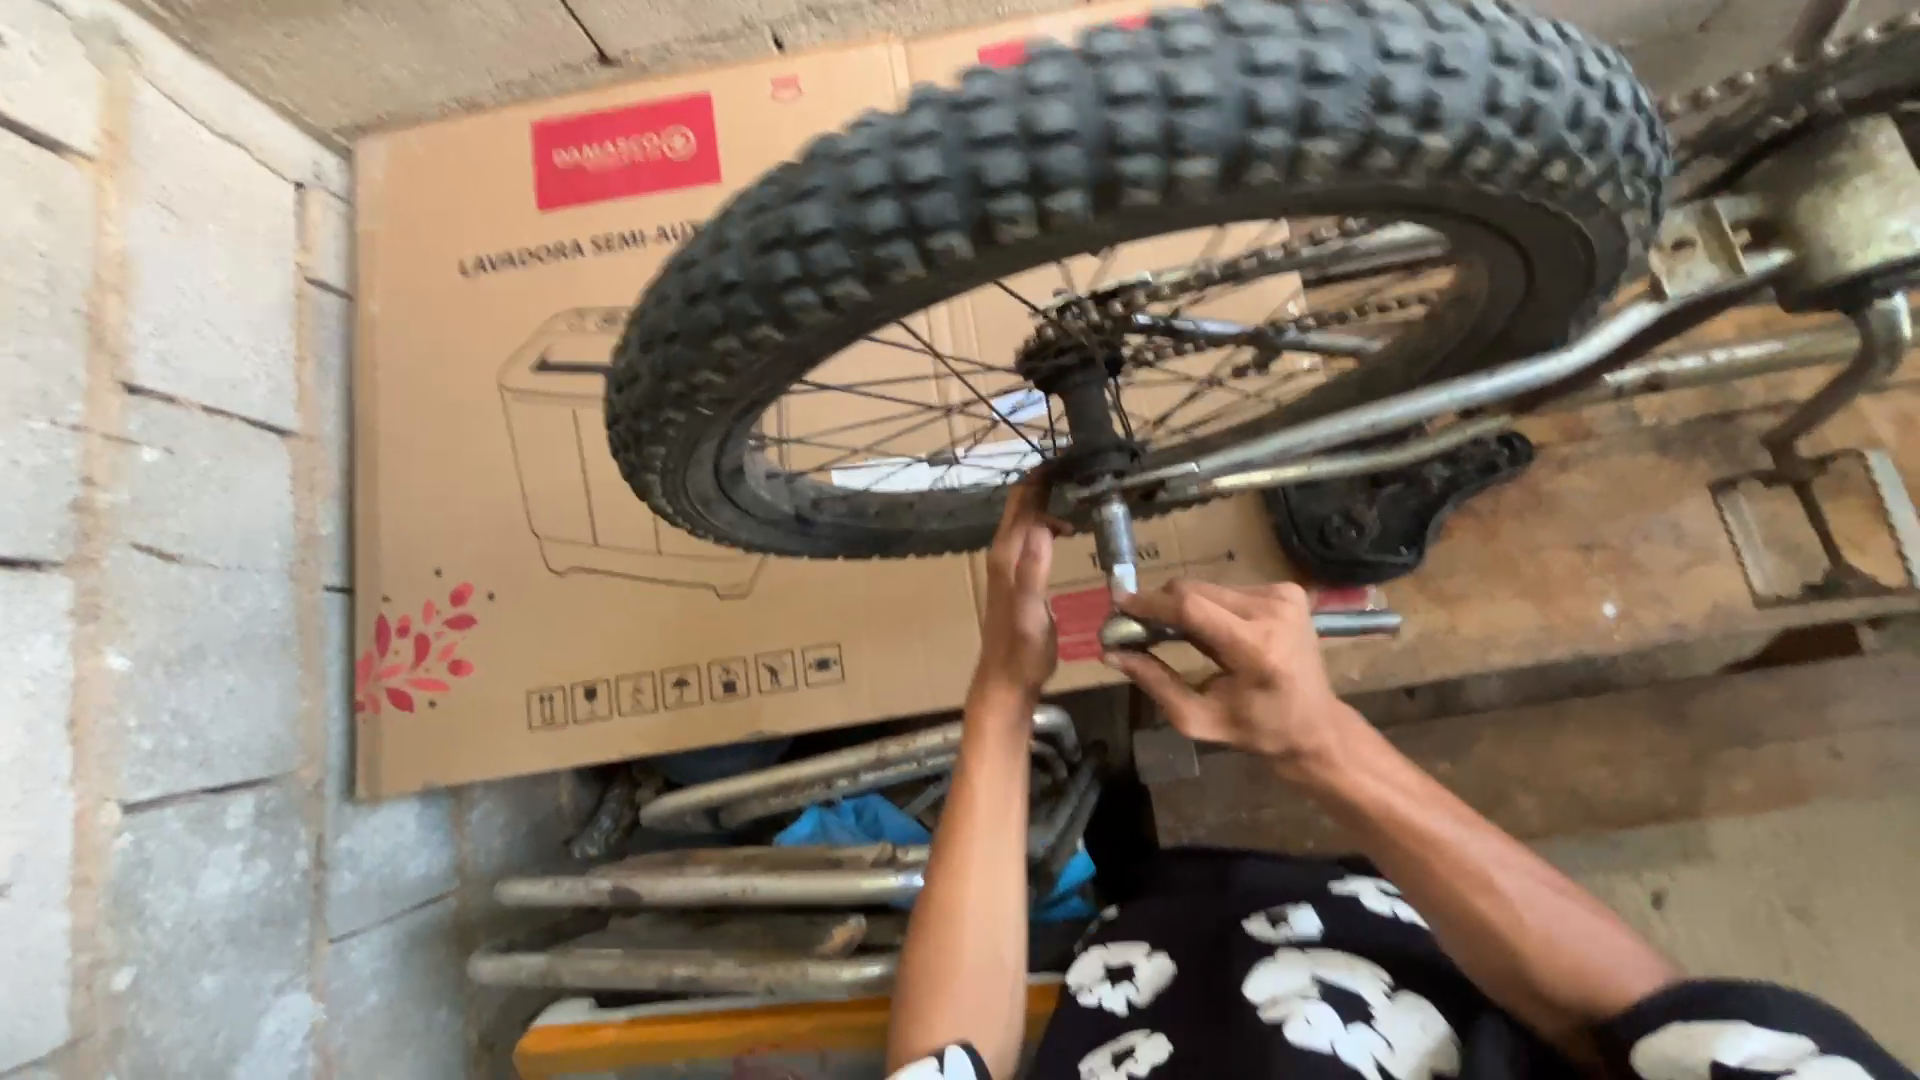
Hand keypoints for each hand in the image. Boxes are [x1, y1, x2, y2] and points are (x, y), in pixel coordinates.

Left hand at [973, 472, 1068, 701]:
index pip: (1023, 501)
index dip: (1043, 476)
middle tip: (1078, 463)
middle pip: (1021, 504)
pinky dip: (1047, 522)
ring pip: (1025, 519)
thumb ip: (1034, 570)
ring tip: (1078, 488)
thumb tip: (1043, 525)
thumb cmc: (1022, 650)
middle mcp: (1004, 552)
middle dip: (1045, 481)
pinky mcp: (1017, 576)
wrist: (1006, 679)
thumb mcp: (1031, 612)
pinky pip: (1030, 536)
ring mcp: (1008, 564)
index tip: (1070, 457)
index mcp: (1008, 554)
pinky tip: (1066, 530)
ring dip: (1047, 499)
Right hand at [1103, 580, 1362, 772]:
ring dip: (1184, 606)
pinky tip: (1210, 632)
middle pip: (1195, 590)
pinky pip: (1227, 589)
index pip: (1190, 608)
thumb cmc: (1256, 729)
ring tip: (1173, 634)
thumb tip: (1111, 653)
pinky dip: (1209, 606)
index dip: (1150, 603)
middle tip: (1137, 626)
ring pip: (1208, 587)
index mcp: (1256, 648)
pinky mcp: (1288, 591)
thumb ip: (1153, 681)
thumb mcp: (1197, 717)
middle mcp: (1274, 612)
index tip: (1119, 605)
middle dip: (1160, 605)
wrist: (1316, 725)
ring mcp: (1284, 597)